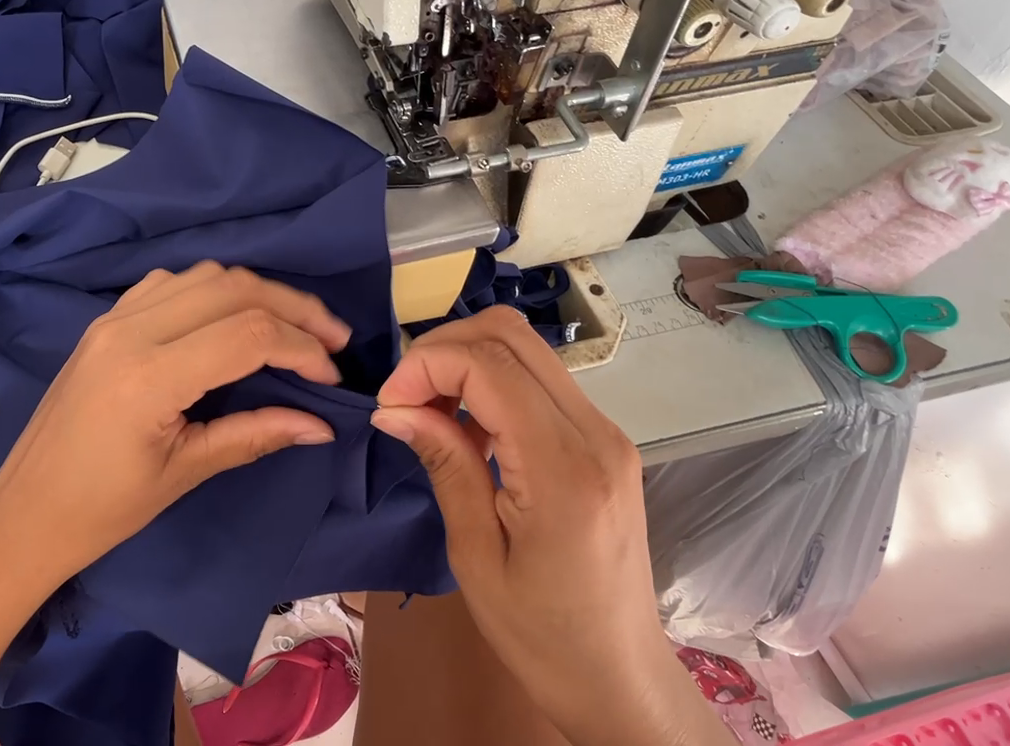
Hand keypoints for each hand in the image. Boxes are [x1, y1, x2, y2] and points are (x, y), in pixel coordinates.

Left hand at [0, 262, 349, 580]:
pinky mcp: (104, 321)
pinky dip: (212, 290)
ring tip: (292, 325)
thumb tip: (322, 424)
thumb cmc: (102, 509)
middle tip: (332, 336)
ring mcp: (112, 319)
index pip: (248, 334)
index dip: (302, 348)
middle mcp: (129, 331)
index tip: (331, 378)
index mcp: (148, 376)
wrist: (25, 511)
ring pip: (203, 275)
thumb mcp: (184, 473)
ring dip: (256, 292)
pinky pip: (169, 283)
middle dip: (293, 307)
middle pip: (232, 288)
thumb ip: (254, 435)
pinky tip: (230, 319)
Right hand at [369, 308, 728, 745]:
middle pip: (510, 334)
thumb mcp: (475, 555)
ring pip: (525, 348)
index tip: (389, 404)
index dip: (427, 365)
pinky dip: (490, 382)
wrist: (620, 677)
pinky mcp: (603, 439)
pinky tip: (467, 427)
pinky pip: (538, 379)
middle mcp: (595, 432)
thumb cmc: (541, 634)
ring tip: (429, 412)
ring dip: (465, 362)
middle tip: (405, 399)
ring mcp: (605, 431)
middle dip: (443, 349)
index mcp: (563, 467)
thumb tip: (394, 407)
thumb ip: (444, 464)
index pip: (489, 364)